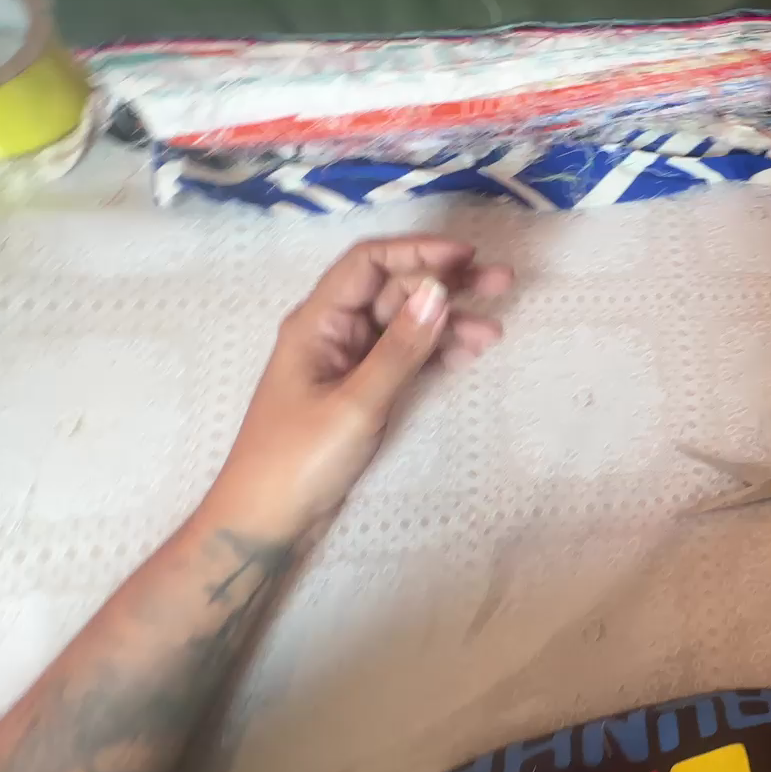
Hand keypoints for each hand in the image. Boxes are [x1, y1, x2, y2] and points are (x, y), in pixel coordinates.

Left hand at [199, 236, 513, 539]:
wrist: (267, 519)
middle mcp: (336, 331)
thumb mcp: (356, 401)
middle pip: (396, 289)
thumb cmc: (299, 458)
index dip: (419, 252)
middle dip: (447, 283)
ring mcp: (352, 360)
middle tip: (502, 282)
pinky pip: (408, 355)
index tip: (468, 257)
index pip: (370, 264)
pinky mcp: (366, 386)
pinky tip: (468, 354)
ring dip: (451, 322)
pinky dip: (439, 351)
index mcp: (318, 322)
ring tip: (495, 332)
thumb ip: (400, 347)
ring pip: (408, 323)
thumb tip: (440, 291)